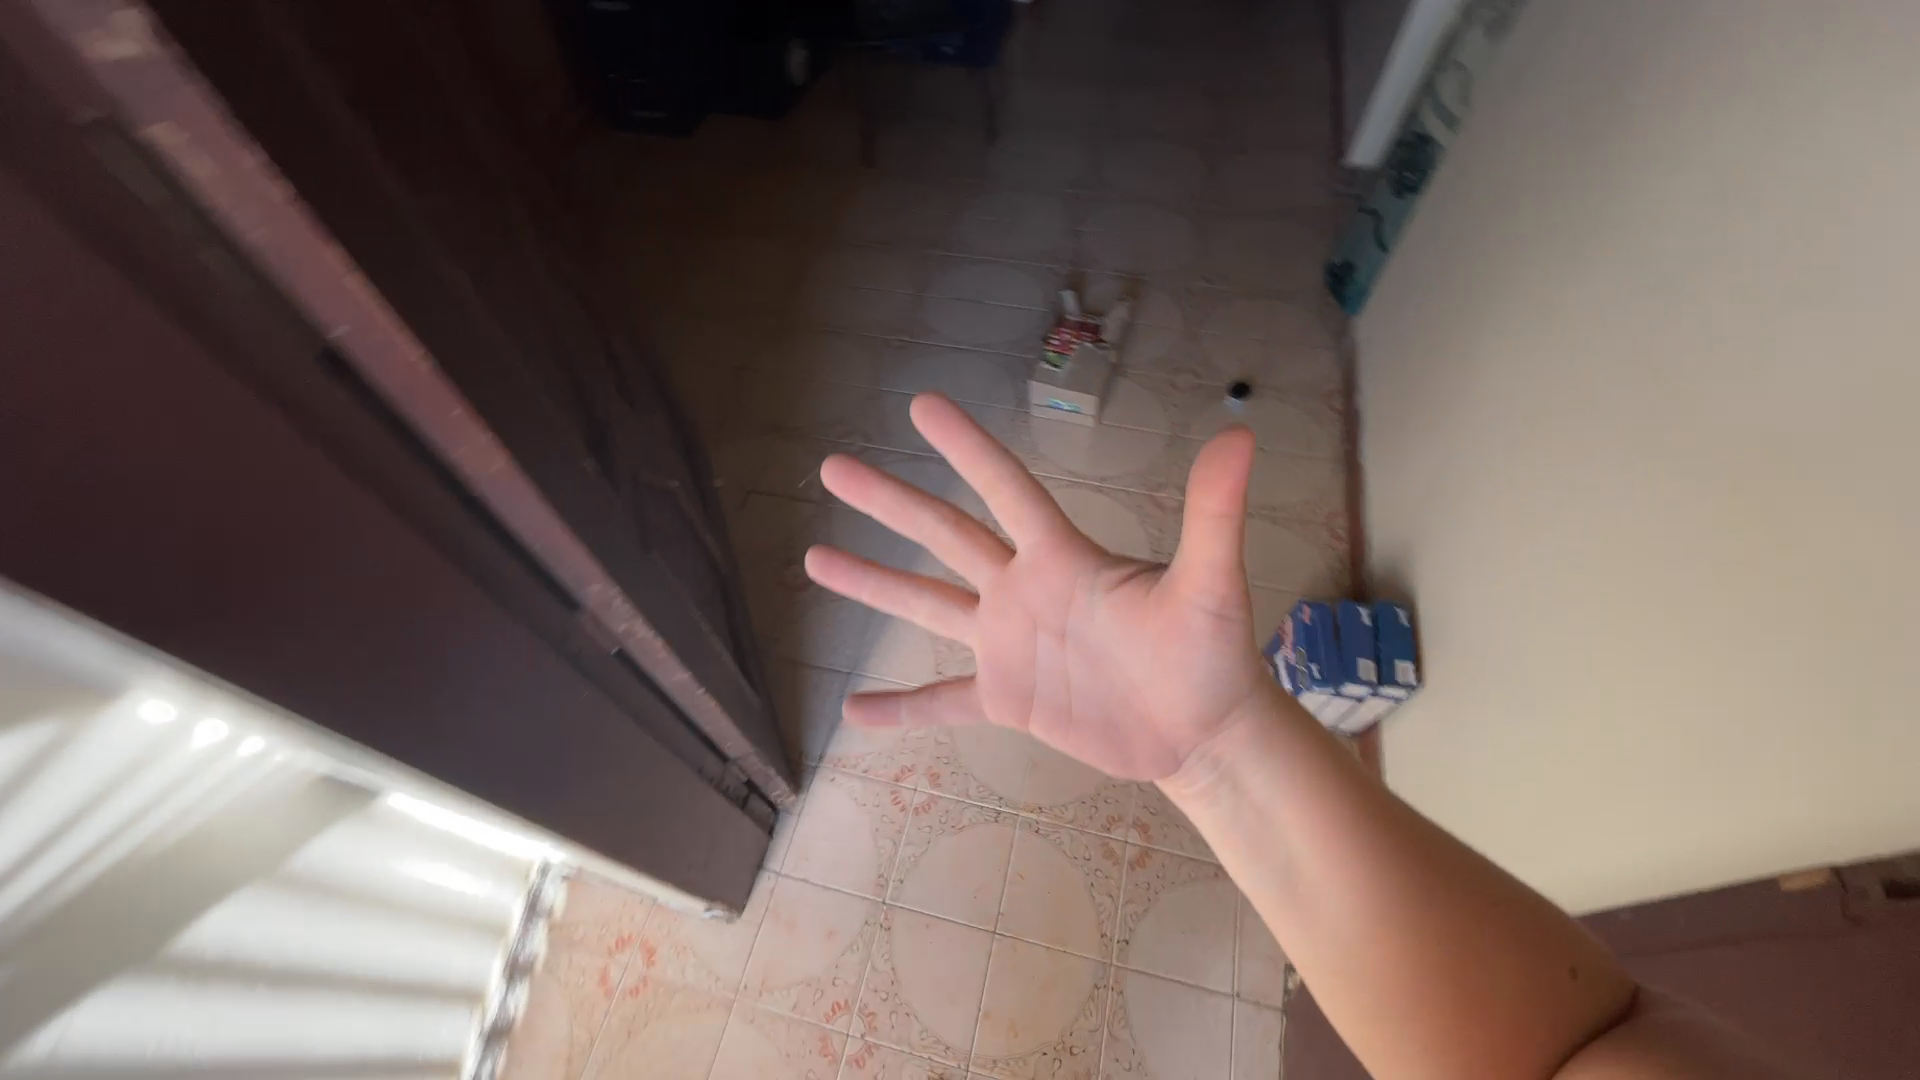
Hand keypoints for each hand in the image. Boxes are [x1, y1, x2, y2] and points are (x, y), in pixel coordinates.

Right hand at [803, 393, 1273, 780]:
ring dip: (873, 584)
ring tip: (816, 559)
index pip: (1005, 489)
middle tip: (833, 468)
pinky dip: (902, 709)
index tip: (921, 405)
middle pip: (944, 535)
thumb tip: (1239, 433)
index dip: (966, 447)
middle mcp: (1022, 590)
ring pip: (927, 606)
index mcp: (1060, 557)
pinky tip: (854, 711)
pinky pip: (942, 702)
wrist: (1200, 729)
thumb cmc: (1208, 652)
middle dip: (890, 501)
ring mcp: (1008, 646)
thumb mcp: (1210, 586)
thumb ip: (1211, 516)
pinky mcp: (1007, 699)